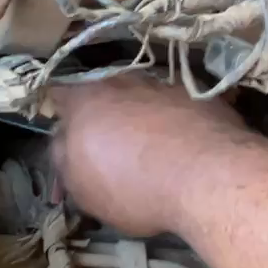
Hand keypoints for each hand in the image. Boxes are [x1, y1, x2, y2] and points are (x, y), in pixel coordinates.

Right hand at [50, 76, 259, 236]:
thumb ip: (61, 159)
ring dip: (139, 122)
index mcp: (85, 98)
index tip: (67, 143)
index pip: (58, 94)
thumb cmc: (131, 182)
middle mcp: (121, 81)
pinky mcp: (199, 97)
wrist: (208, 175)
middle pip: (103, 96)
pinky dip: (174, 127)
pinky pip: (176, 110)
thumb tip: (62, 144)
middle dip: (102, 121)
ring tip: (150, 157)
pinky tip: (183, 155)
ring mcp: (162, 85)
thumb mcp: (80, 185)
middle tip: (108, 156)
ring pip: (141, 100)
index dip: (59, 117)